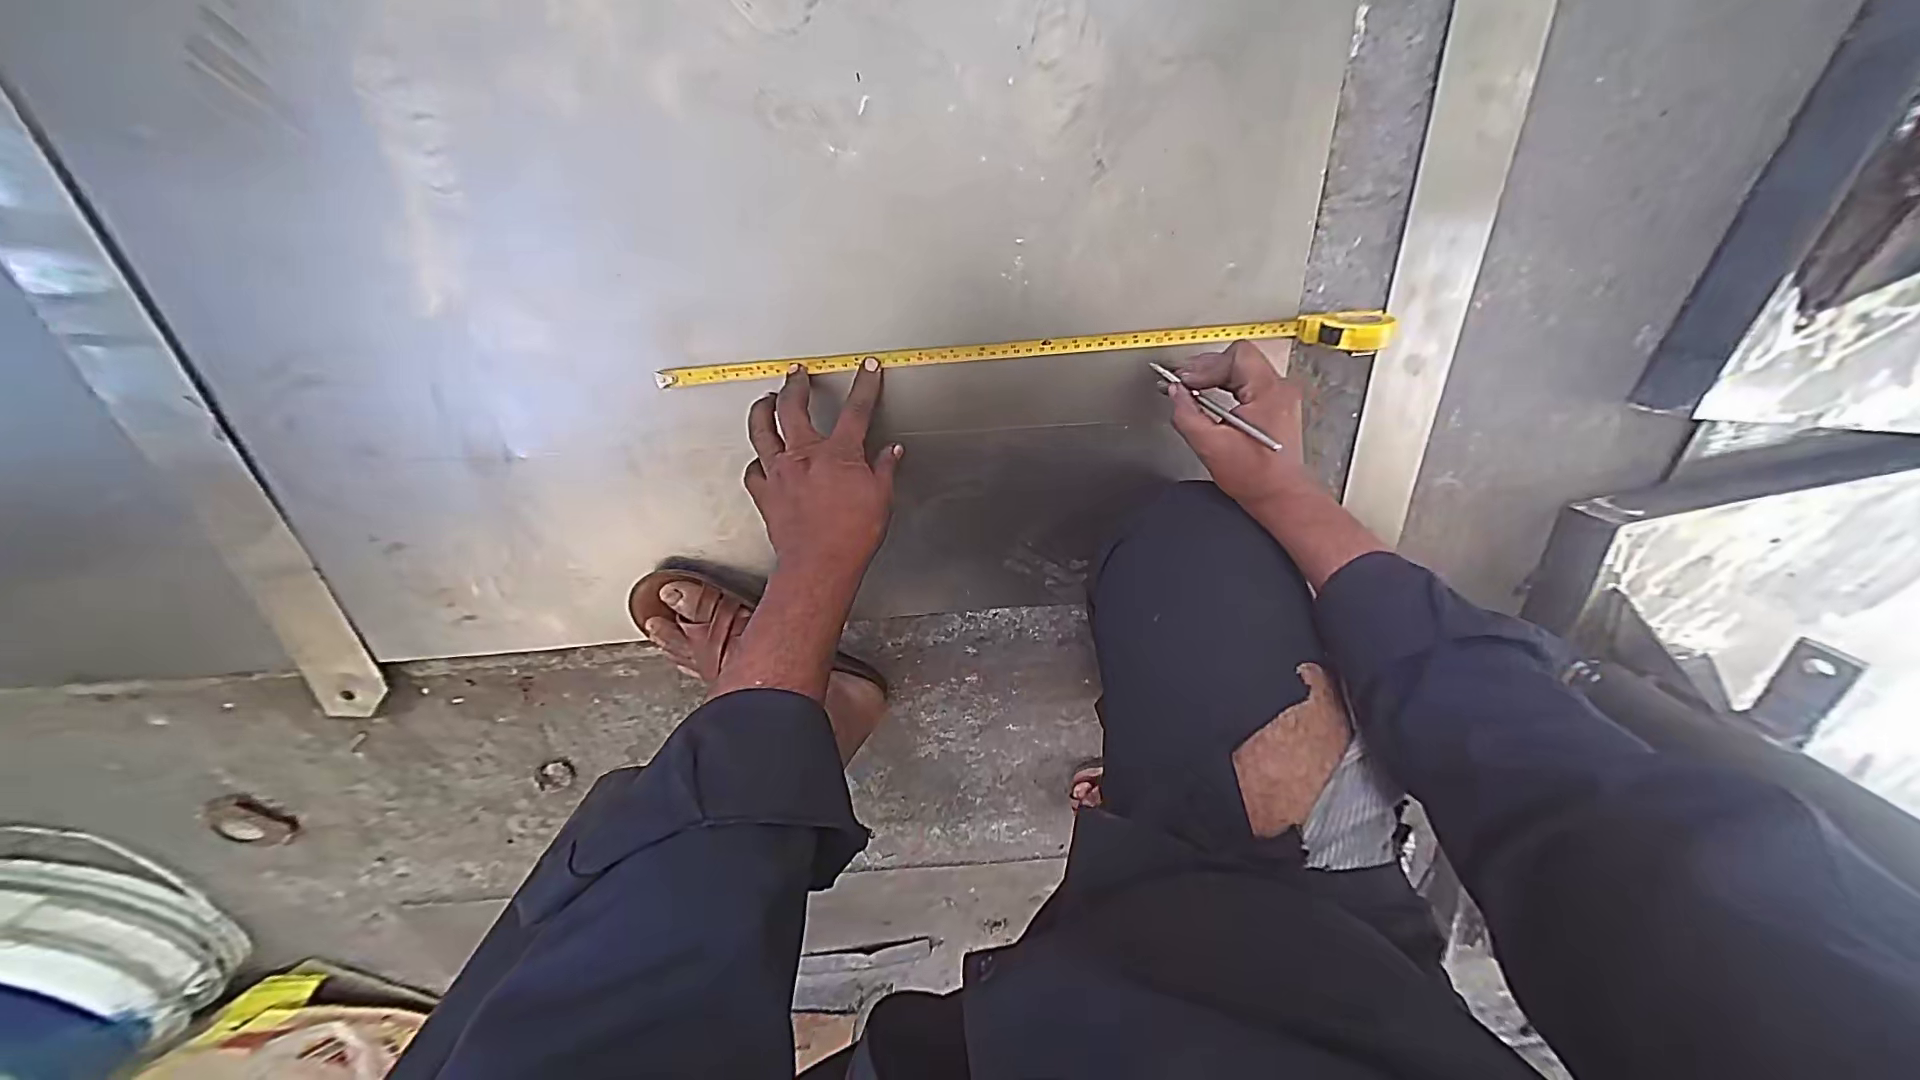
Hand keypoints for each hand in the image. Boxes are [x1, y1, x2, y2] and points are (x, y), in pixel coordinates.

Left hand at [745, 359, 901, 581]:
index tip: (867, 369)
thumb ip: (885, 469)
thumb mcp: (882, 498)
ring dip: (763, 409)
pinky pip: (753, 470)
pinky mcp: (765, 494)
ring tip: (766, 399)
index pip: (856, 409)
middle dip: (796, 384)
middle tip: (798, 373)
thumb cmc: (851, 536)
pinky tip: (759, 459)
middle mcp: (804, 456)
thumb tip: (892, 452)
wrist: (821, 564)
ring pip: (762, 430)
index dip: (865, 385)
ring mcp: (779, 473)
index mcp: (838, 454)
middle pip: (793, 407)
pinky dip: (756, 461)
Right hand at [1166, 340, 1317, 511]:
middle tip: (1180, 382)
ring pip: (1241, 368)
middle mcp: (1279, 389)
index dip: (1204, 365)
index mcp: (1269, 392)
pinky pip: (1245, 382)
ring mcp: (1279, 396)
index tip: (1183, 381)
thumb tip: (1175, 392)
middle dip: (1205, 368)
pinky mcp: (1273, 404)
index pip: (1236, 356)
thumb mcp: (1210, 446)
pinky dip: (1223, 385)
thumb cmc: (1255, 477)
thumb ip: (1187, 415)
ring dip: (1213, 375)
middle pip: (1238, 358)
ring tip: (1190, 388)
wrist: (1278, 495)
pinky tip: (1206, 396)